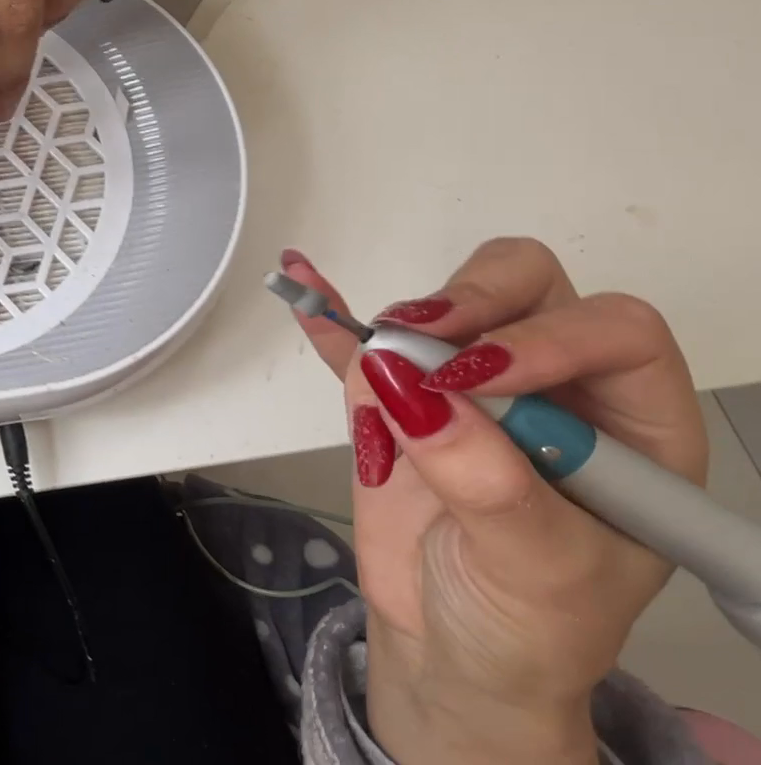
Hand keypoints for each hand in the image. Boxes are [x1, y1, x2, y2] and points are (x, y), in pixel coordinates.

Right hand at [281, 239, 707, 764]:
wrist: (452, 649)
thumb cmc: (530, 622)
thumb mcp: (537, 568)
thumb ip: (485, 480)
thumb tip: (406, 384)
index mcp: (630, 425)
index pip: (611, 334)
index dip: (545, 337)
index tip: (468, 376)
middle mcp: (551, 389)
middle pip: (528, 291)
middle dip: (472, 301)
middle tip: (418, 338)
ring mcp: (462, 391)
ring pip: (441, 310)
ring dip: (403, 318)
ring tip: (371, 361)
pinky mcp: (390, 403)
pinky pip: (359, 346)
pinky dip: (328, 317)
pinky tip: (299, 282)